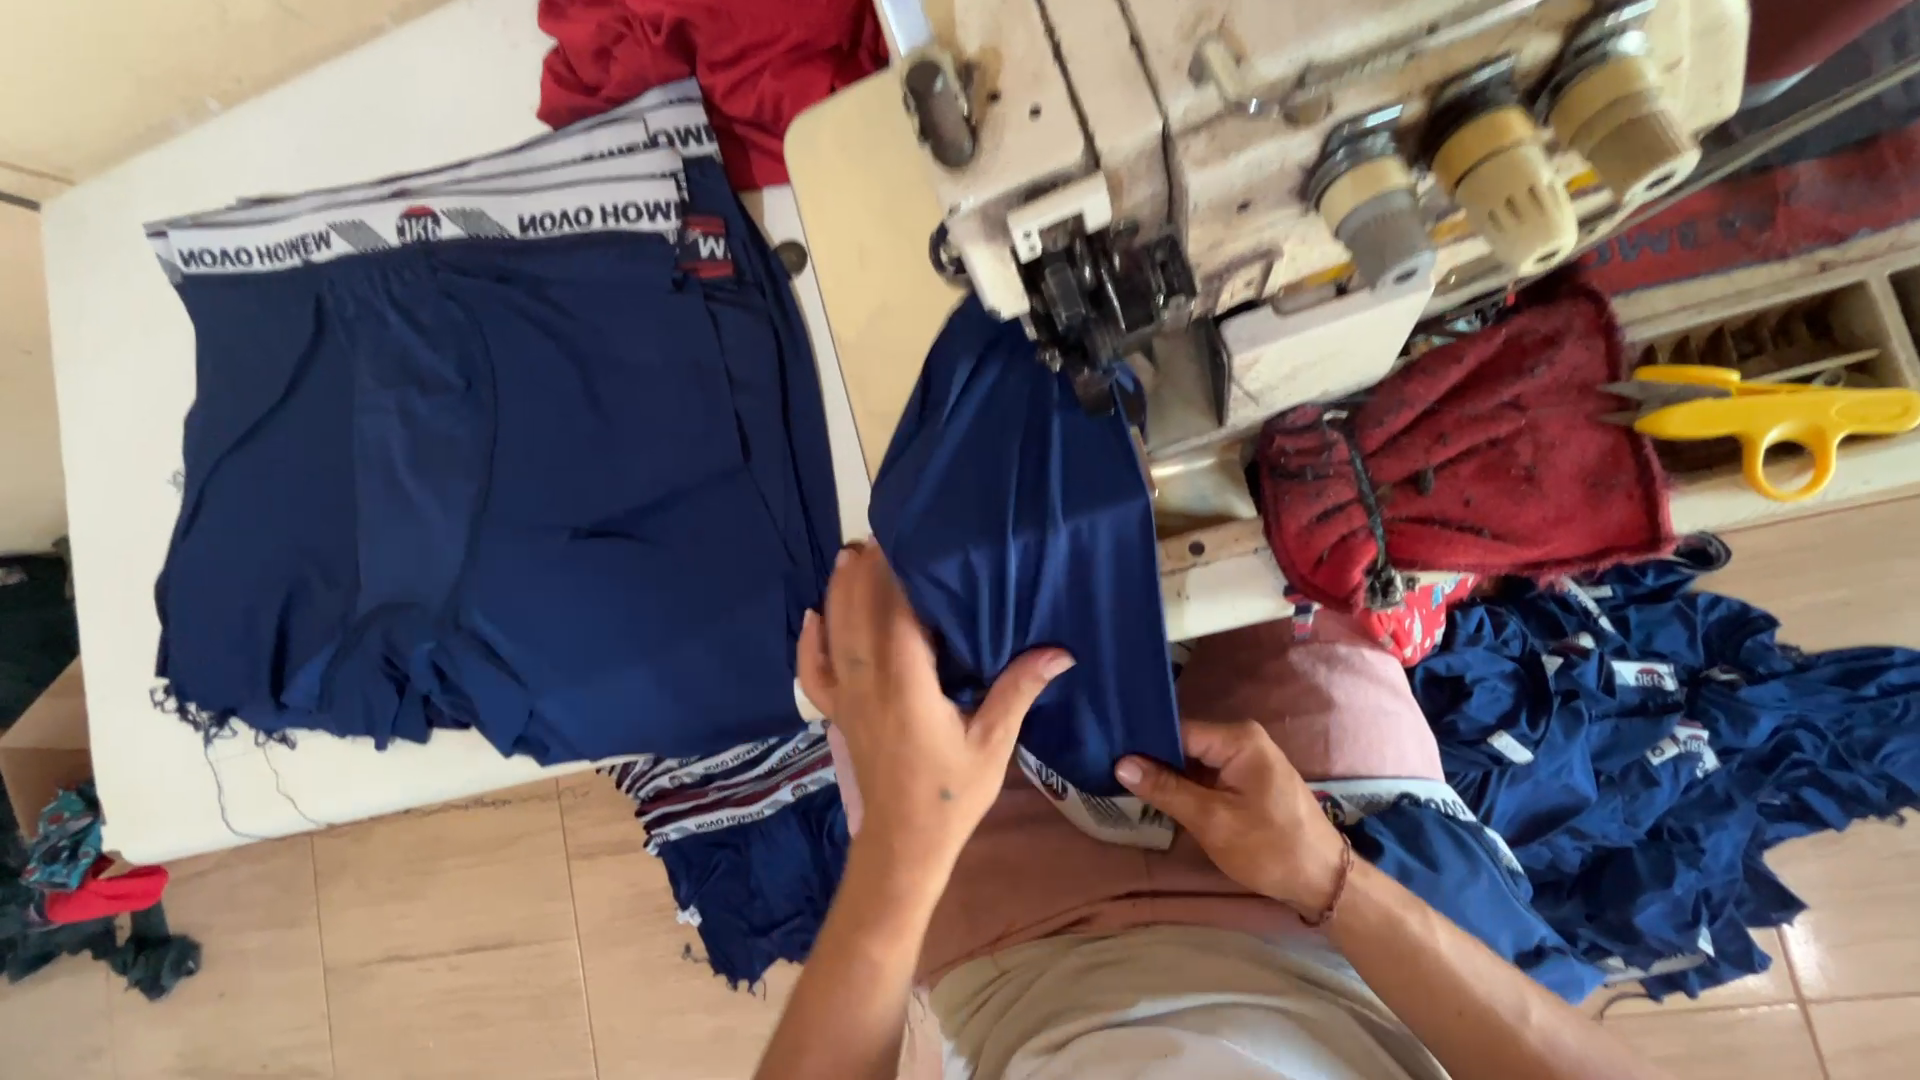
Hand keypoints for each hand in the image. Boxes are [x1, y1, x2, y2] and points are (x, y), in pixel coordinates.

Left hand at [798, 543, 1074, 876]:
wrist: (904, 844)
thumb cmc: (952, 794)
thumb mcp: (993, 743)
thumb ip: (1018, 690)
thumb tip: (1061, 651)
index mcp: (906, 685)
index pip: (895, 614)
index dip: (896, 574)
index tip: (906, 540)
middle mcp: (867, 684)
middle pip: (856, 613)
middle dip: (865, 572)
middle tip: (880, 535)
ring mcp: (846, 699)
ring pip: (833, 634)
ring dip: (839, 592)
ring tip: (850, 556)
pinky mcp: (837, 714)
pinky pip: (814, 671)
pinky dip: (809, 641)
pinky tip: (813, 616)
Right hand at [1115, 719, 1347, 914]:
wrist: (1324, 882)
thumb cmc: (1270, 848)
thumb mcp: (1212, 821)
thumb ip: (1166, 789)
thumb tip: (1121, 764)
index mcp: (1238, 738)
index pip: (1177, 729)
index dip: (1143, 743)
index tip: (1108, 753)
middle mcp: (1242, 738)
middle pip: (1183, 742)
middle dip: (1151, 758)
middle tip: (1109, 770)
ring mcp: (1245, 758)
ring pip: (1191, 759)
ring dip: (1165, 773)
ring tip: (1123, 780)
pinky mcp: (1245, 778)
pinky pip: (1205, 773)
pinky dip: (1183, 784)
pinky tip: (1156, 794)